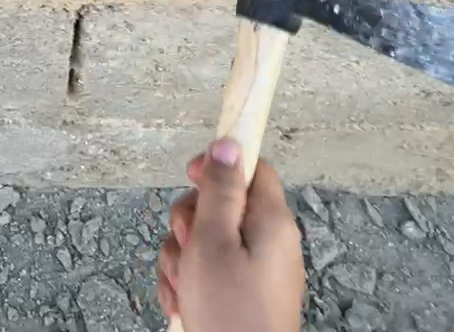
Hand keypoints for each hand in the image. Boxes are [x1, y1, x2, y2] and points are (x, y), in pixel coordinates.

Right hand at [158, 140, 305, 331]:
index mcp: (271, 222)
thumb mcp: (213, 240)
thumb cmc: (228, 311)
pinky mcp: (240, 295)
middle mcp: (268, 242)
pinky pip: (205, 270)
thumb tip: (229, 142)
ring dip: (182, 257)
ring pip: (204, 239)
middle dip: (188, 222)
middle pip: (219, 204)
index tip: (192, 178)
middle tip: (188, 245)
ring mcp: (255, 271)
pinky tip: (182, 302)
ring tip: (184, 285)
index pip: (251, 167)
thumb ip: (220, 190)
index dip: (218, 165)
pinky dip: (188, 282)